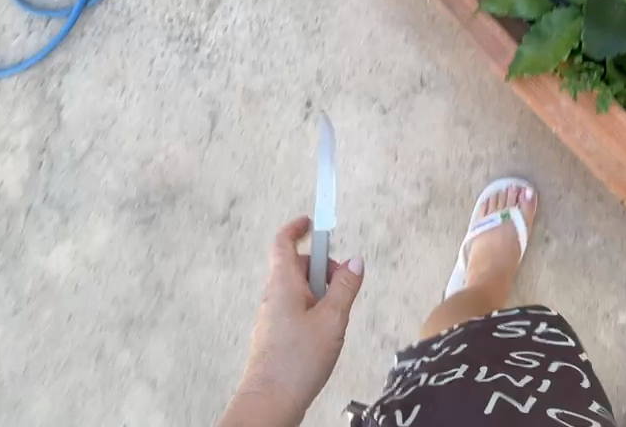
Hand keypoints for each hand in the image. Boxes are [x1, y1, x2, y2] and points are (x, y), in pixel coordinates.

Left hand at [220, 216, 364, 426]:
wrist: (269, 404)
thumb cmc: (298, 359)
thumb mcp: (332, 319)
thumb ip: (345, 287)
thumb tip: (356, 260)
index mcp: (283, 282)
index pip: (283, 242)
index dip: (296, 227)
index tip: (312, 221)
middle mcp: (273, 295)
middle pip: (296, 267)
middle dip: (321, 269)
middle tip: (342, 285)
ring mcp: (271, 317)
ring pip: (298, 292)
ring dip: (319, 294)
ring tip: (336, 319)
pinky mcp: (274, 338)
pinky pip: (295, 311)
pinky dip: (312, 312)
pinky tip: (324, 337)